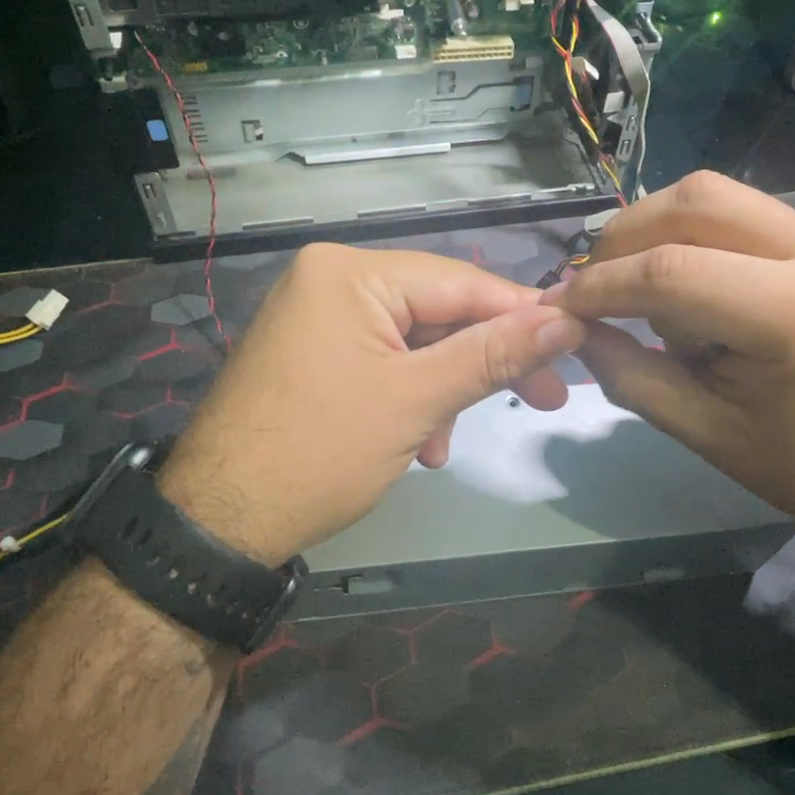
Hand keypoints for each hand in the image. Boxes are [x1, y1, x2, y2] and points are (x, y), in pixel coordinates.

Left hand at [158, 244, 586, 564]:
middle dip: (481, 362)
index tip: (577, 344)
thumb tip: (568, 320)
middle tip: (542, 401)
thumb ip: (494, 354)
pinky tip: (417, 445)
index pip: (460, 281)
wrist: (217, 522)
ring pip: (411, 342)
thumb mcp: (417, 400)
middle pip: (436, 311)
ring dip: (442, 390)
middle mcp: (329, 279)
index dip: (523, 315)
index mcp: (350, 272)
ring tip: (444, 444)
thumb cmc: (320, 453)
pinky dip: (406, 398)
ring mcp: (315, 317)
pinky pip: (379, 361)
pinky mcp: (309, 353)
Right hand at [543, 172, 794, 569]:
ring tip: (640, 290)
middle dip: (627, 234)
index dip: (601, 286)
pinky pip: (749, 218)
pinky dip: (701, 240)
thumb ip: (629, 372)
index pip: (672, 272)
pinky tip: (690, 288)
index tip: (558, 306)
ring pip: (722, 198)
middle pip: (698, 200)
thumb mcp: (704, 431)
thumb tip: (571, 329)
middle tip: (593, 281)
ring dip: (661, 232)